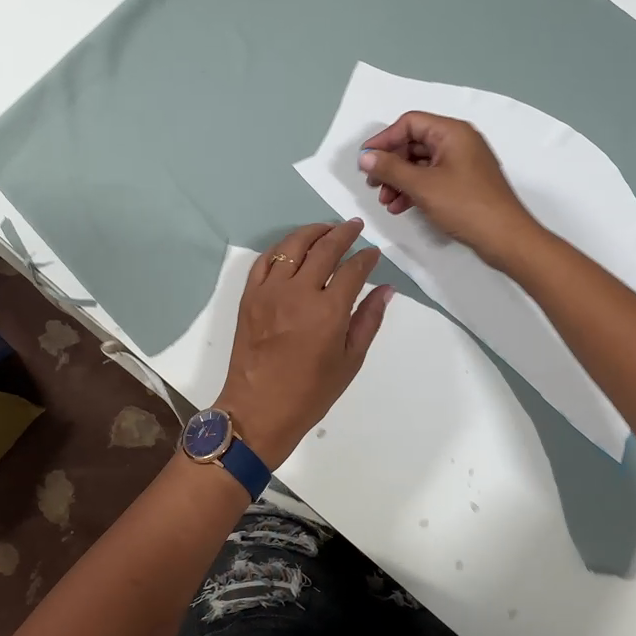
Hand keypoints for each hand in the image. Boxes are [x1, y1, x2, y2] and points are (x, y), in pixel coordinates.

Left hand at [213, 220, 391, 464]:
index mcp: (328, 311)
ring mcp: (270, 291)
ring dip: (312, 232)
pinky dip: (281, 248)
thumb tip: (386, 289)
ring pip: (292, 246)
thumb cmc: (310, 392)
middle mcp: (299, 292)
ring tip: (326, 229)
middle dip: (342, 233)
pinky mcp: (249, 295)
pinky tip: (293, 248)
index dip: (366, 257)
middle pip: (323, 249)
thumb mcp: (350, 360)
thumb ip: (368, 319)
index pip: (352, 269)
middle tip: (354, 226)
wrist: (259, 409)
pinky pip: (265, 260)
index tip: (374, 252)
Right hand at [358, 111, 540, 263]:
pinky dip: (415, 189)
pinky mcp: (464, 183)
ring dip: (400, 180)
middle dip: (390, 164)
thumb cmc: (465, 205)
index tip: (365, 160)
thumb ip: (390, 168)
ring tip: (386, 201)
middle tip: (373, 184)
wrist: (507, 239)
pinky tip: (400, 207)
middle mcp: (458, 141)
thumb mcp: (422, 186)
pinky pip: (432, 178)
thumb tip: (364, 157)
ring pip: (421, 163)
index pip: (409, 123)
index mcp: (451, 132)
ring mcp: (463, 163)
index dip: (384, 139)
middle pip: (414, 143)